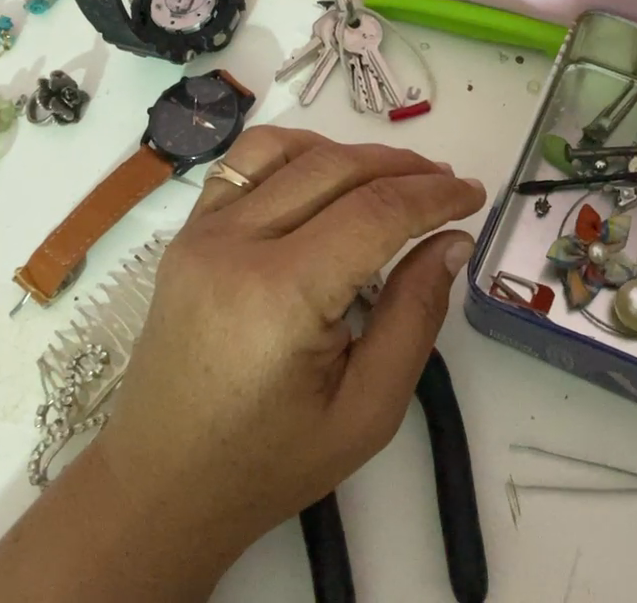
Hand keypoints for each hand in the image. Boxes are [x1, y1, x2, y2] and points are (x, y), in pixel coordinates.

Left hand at [88, 126, 485, 581]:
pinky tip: (329, 173)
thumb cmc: (271, 462)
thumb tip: (452, 241)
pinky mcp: (187, 235)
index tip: (474, 196)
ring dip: (354, 154)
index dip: (434, 196)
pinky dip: (298, 152)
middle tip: (448, 185)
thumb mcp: (368, 411)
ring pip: (291, 152)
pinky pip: (246, 164)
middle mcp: (234, 247)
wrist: (161, 484)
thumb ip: (415, 316)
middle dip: (405, 169)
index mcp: (280, 297)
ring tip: (397, 176)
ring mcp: (201, 234)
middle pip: (337, 170)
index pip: (375, 213)